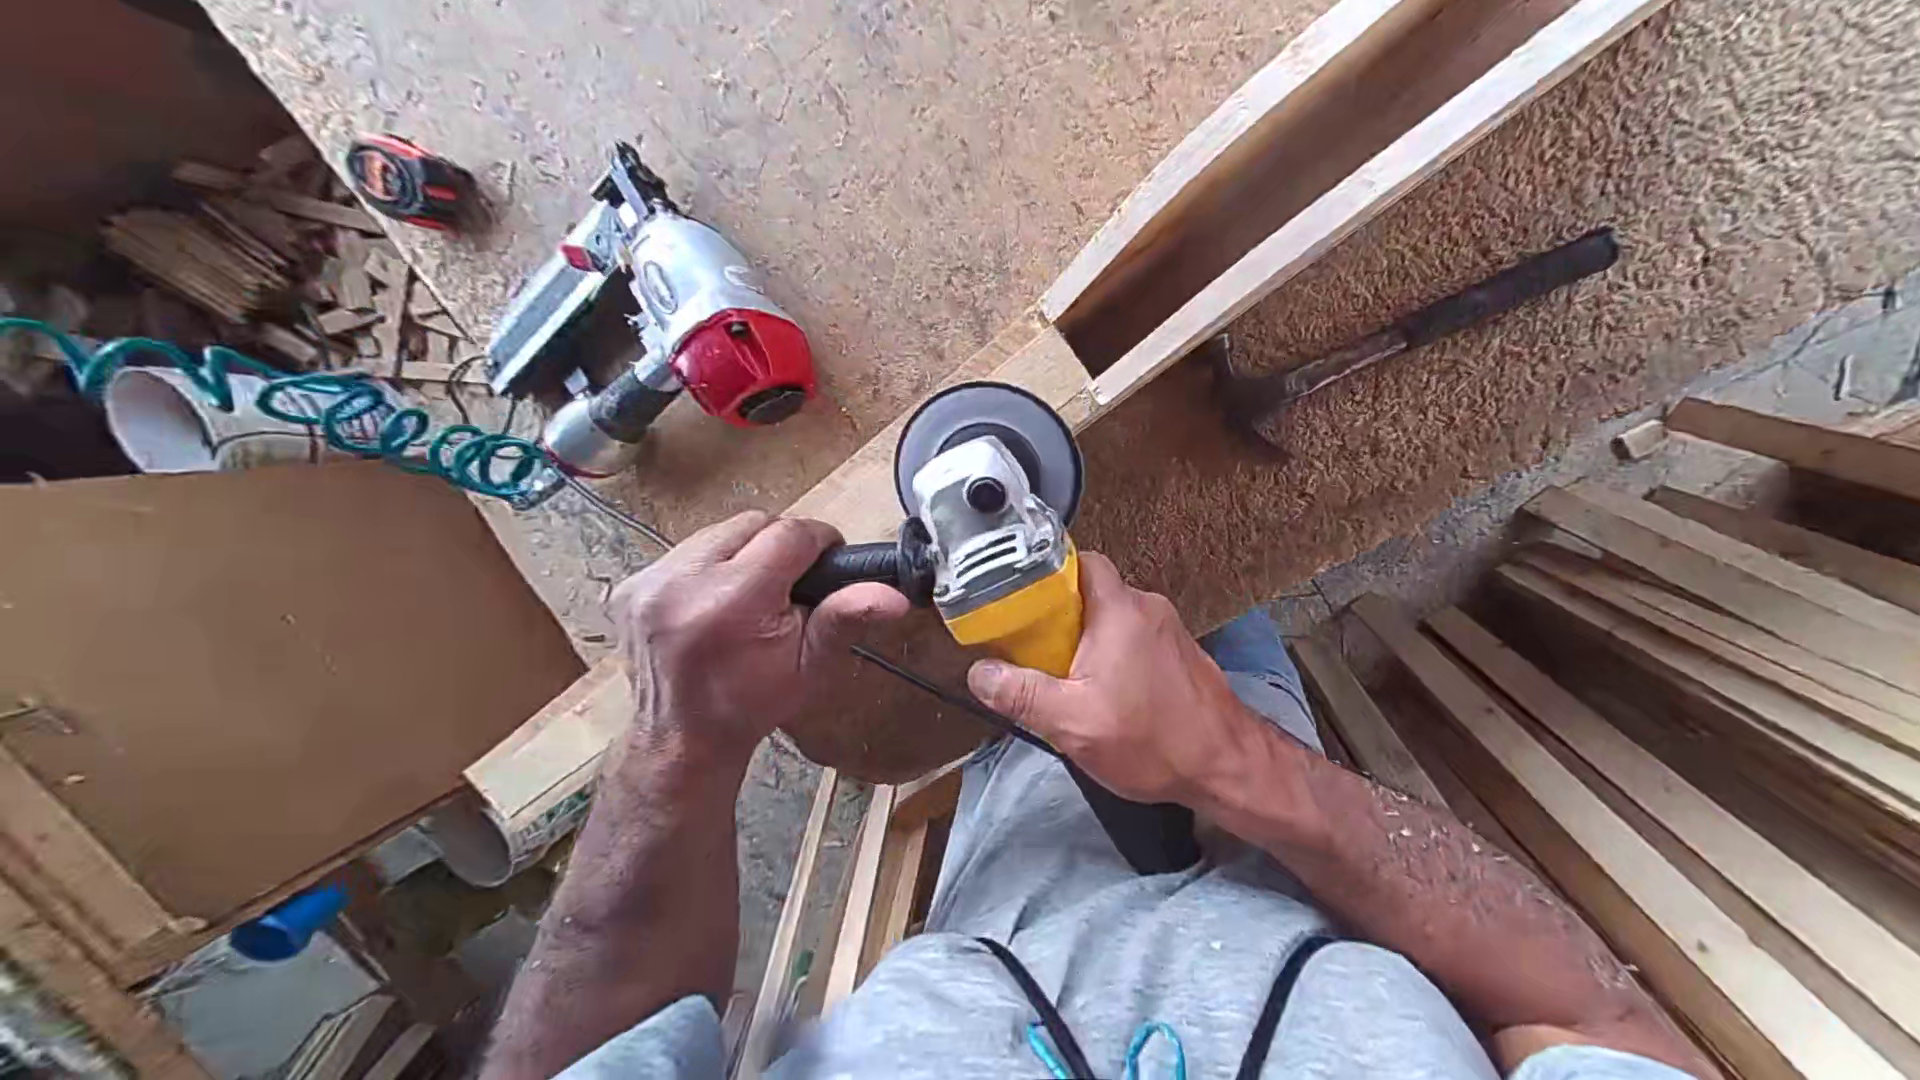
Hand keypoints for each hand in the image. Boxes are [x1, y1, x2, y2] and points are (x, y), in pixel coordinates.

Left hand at [611, 511, 909, 770]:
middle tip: (791, 582)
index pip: (790, 534)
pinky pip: (689, 548)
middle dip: (781, 545)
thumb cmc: (753, 703)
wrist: (683, 737)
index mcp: (731, 602)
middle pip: (755, 523)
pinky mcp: (631, 584)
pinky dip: (712, 563)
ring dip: (746, 551)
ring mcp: (649, 582)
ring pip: (721, 531)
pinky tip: (717, 597)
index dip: (819, 541)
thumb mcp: (811, 665)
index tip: (828, 559)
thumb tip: (894, 596)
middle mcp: (682, 583)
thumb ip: (847, 618)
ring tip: (753, 590)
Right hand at [965, 551, 1268, 804]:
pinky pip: (1133, 636)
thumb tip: (979, 673)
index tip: (1019, 597)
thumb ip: (1021, 695)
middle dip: (1059, 613)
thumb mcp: (1073, 723)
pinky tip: (1103, 688)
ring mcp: (1169, 629)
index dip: (1047, 573)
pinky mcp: (1180, 653)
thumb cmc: (1152, 740)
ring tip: (1062, 672)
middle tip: (1032, 644)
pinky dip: (1111, 651)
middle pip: (1092, 590)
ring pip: (1112, 616)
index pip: (1080, 561)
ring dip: (1085, 636)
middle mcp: (1147, 607)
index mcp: (1120, 609)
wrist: (1230, 769)